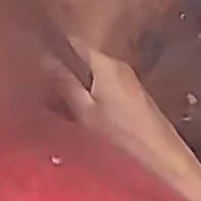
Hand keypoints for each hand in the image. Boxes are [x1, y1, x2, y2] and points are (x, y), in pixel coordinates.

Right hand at [46, 43, 196, 189]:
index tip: (34, 44)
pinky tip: (75, 105)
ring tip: (51, 90)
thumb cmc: (122, 134)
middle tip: (38, 72)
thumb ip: (63, 82)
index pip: (75, 41)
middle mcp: (117, 65)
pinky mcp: (132, 94)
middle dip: (62, 63)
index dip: (55, 40)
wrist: (166, 160)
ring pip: (92, 72)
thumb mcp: (85, 111)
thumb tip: (42, 57)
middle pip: (83, 57)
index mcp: (105, 63)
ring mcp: (127, 79)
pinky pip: (103, 83)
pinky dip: (88, 89)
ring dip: (74, 79)